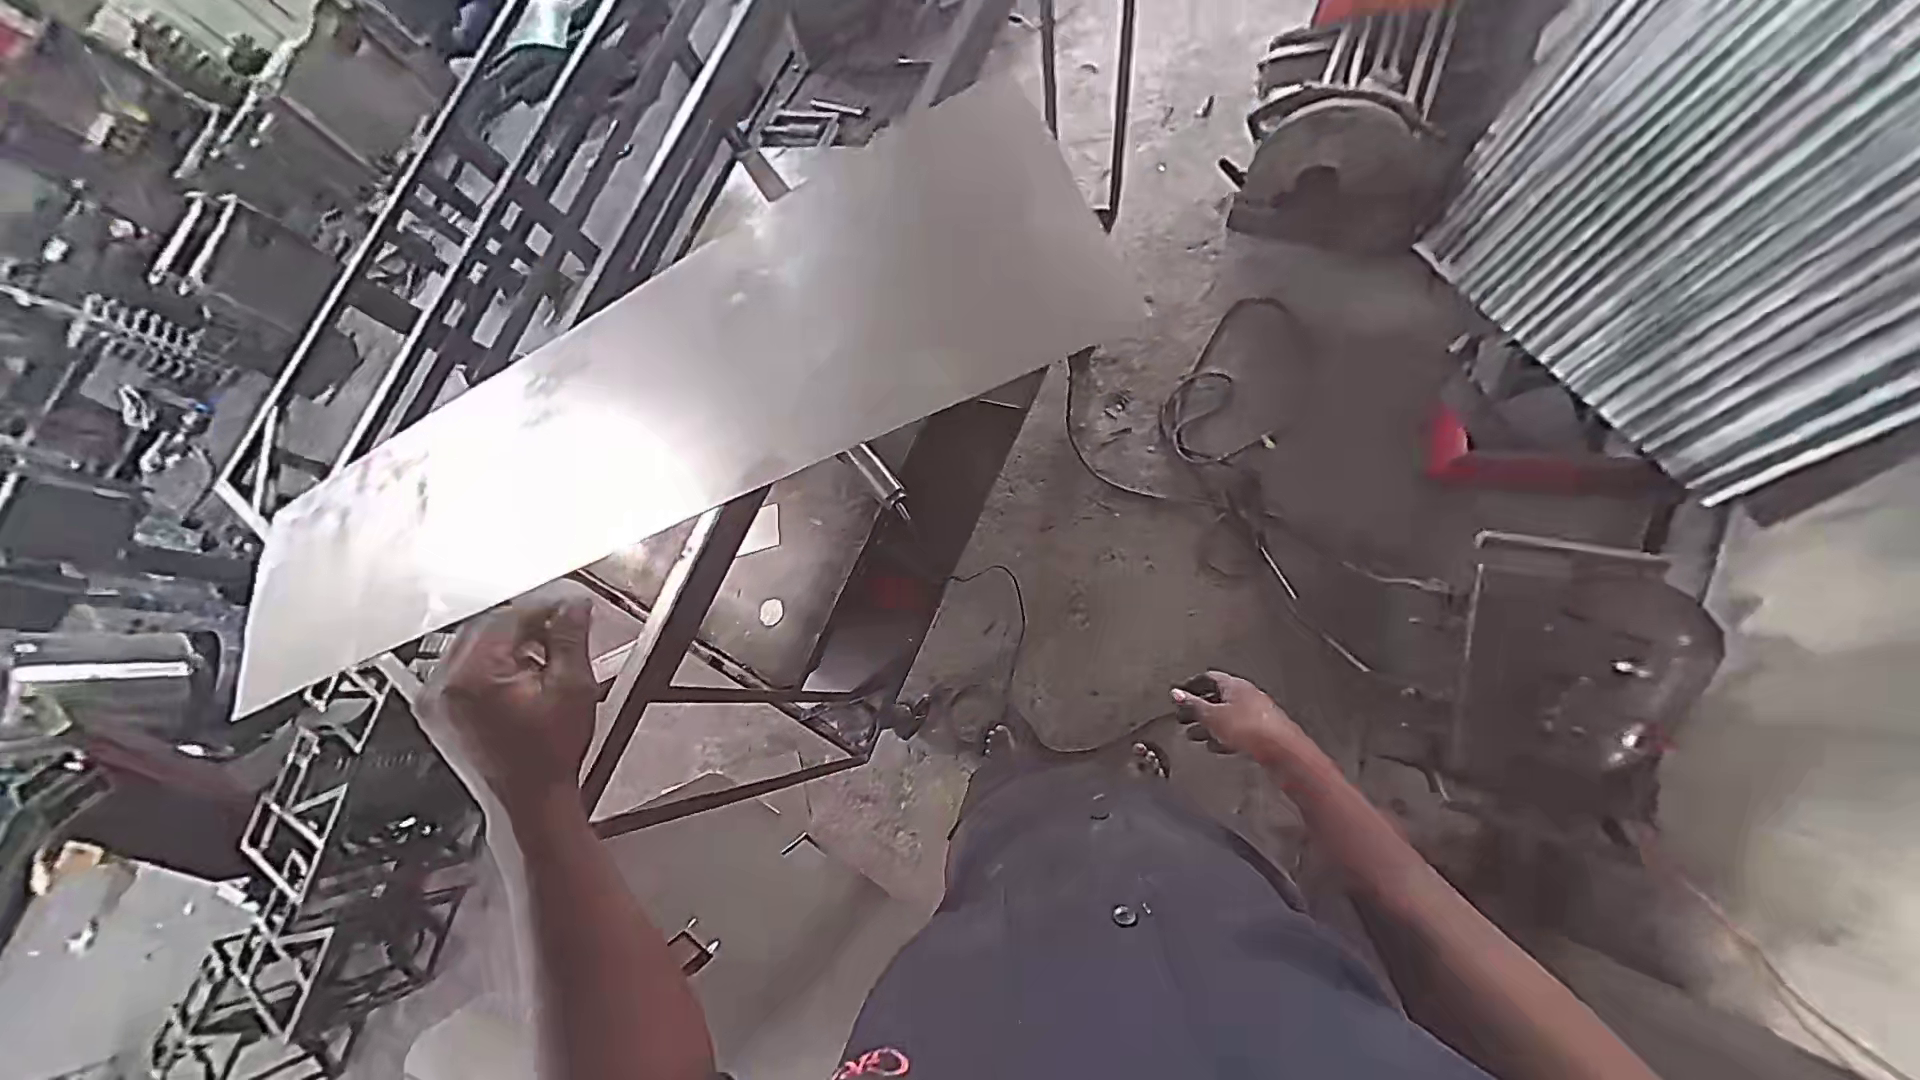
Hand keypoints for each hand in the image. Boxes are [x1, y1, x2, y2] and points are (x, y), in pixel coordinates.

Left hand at [420, 598, 597, 815]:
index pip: (508, 617)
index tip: (572, 606)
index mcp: (472, 677)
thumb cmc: (548, 756)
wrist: (529, 801)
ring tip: (550, 655)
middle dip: (529, 623)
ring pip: (475, 645)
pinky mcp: (439, 712)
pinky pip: (465, 668)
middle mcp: (442, 686)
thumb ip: (571, 638)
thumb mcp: (573, 687)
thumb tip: (574, 606)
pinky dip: (497, 662)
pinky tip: (527, 674)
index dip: (546, 607)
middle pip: (486, 628)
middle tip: (565, 627)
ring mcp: (435, 701)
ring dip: (513, 641)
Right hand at [1170, 670, 1321, 769]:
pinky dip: (1224, 737)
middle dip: (1199, 708)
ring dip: (1210, 725)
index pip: (1208, 678)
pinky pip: (1239, 732)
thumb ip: (1192, 705)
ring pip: (1228, 717)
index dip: (1191, 685)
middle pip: (1218, 698)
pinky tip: (1217, 746)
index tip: (1180, 693)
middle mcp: (1249, 696)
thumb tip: (1176, 694)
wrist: (1284, 754)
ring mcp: (1258, 715)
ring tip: (1195, 734)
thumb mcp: (1212, 716)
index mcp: (1236, 685)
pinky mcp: (1264, 734)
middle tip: (1185, 715)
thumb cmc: (1252, 729)